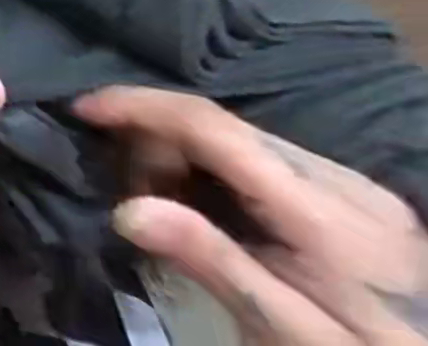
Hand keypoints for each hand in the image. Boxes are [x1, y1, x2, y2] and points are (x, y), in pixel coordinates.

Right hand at [76, 86, 427, 343]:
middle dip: (151, 142)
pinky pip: (250, 152)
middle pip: (213, 124)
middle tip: (132, 194)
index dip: (136, 105)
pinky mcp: (347, 193)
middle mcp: (339, 182)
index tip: (79, 109)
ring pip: (228, 133)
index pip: (211, 126)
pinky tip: (205, 207)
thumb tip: (126, 210)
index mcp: (326, 214)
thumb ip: (215, 266)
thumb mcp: (296, 337)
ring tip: (170, 208)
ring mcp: (349, 185)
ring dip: (176, 154)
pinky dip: (205, 165)